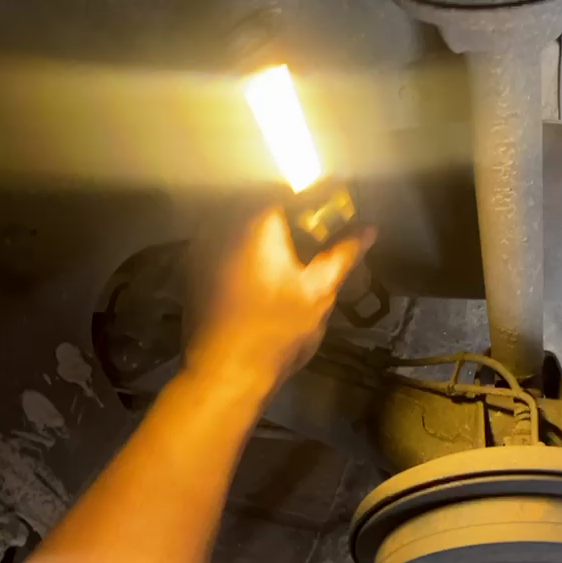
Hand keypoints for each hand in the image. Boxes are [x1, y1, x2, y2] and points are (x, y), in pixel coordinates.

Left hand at [185, 207, 374, 397]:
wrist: (225, 372)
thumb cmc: (278, 332)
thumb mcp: (319, 293)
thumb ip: (342, 255)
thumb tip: (368, 231)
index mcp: (257, 222)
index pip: (294, 190)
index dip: (321, 195)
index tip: (342, 203)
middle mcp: (223, 221)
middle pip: (264, 198)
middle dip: (294, 209)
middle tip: (321, 229)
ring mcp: (202, 243)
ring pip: (241, 216)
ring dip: (269, 225)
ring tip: (295, 248)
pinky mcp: (193, 265)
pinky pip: (225, 237)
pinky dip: (248, 242)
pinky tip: (265, 267)